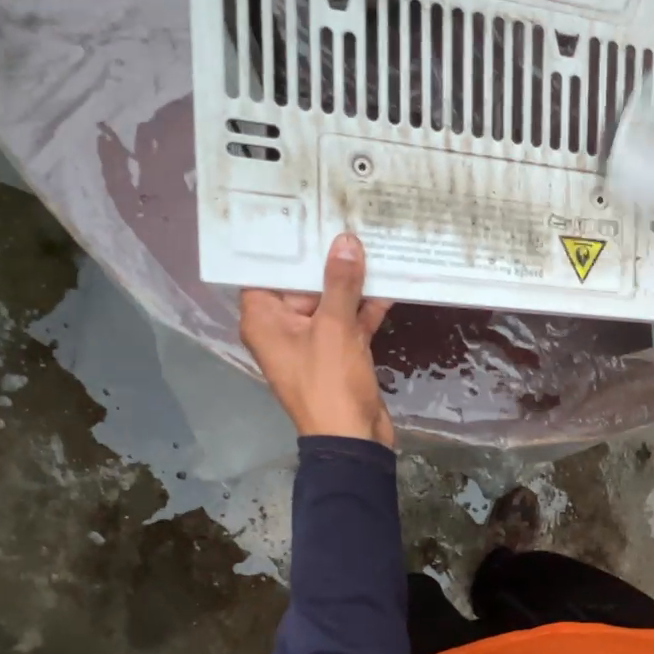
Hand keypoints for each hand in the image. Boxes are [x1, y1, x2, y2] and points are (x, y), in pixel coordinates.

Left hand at [241, 233, 395, 445]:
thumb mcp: (335, 327)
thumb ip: (341, 283)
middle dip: (328, 259)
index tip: (306, 214)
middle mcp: (283, 328)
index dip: (288, 246)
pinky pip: (349, 324)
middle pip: (303, 284)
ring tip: (374, 245)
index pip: (268, 271)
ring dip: (353, 284)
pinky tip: (389, 284)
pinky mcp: (338, 356)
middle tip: (347, 219)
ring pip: (331, 304)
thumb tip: (346, 242)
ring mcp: (313, 343)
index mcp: (264, 319)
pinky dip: (366, 309)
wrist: (352, 438)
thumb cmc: (330, 381)